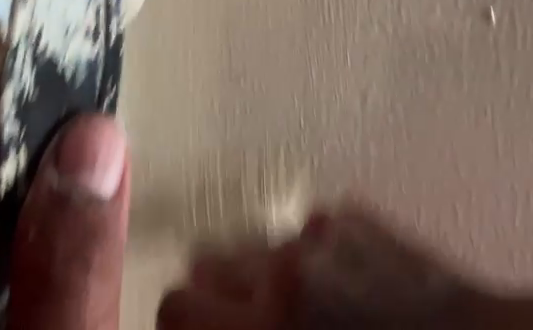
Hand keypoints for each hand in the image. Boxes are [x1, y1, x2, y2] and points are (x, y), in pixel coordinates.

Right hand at [159, 206, 532, 329]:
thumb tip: (212, 324)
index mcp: (270, 322)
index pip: (178, 303)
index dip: (178, 320)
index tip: (186, 329)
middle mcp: (286, 267)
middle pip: (204, 259)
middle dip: (212, 293)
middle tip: (232, 320)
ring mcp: (321, 234)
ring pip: (253, 240)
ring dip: (258, 270)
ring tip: (288, 304)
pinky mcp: (354, 214)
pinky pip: (304, 230)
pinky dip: (307, 253)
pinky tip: (334, 283)